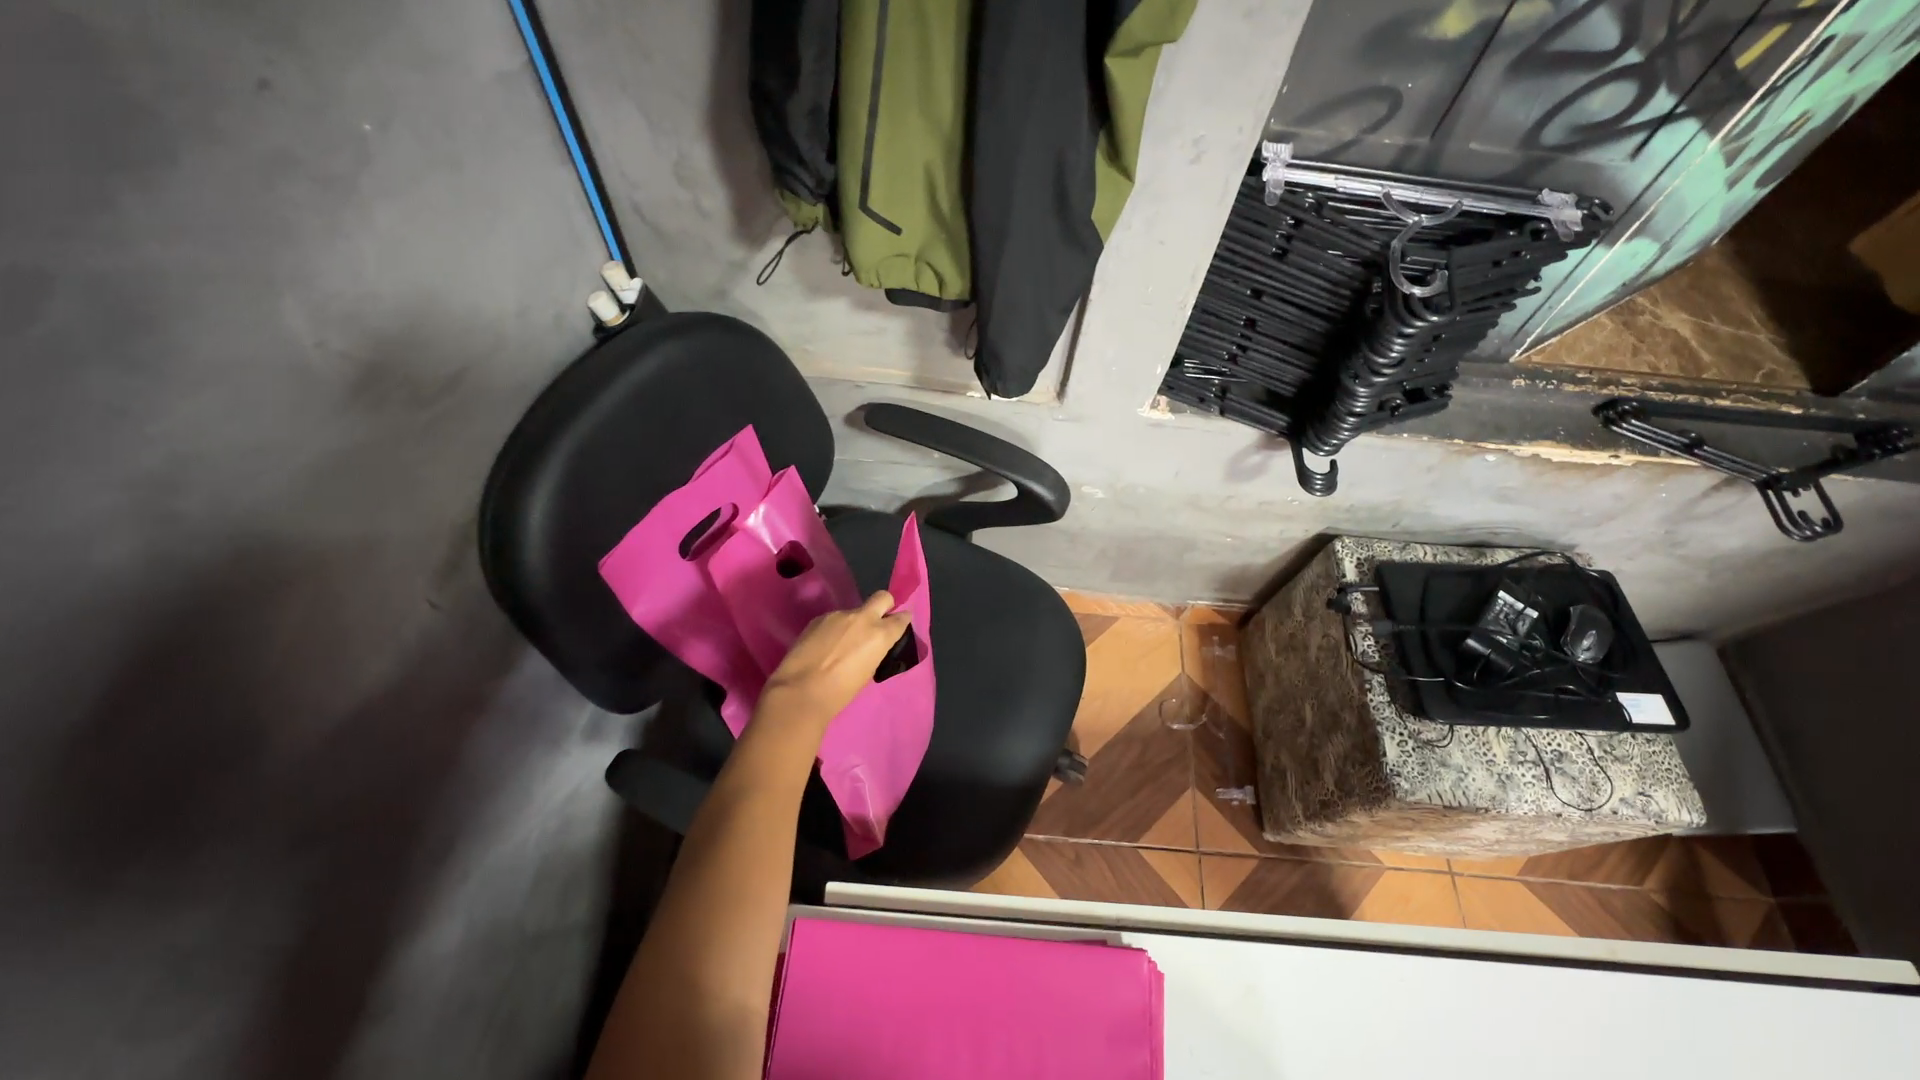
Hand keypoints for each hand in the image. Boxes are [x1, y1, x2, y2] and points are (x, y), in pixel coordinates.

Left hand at [759, 591, 910, 728]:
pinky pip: (834, 620)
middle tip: (877, 623)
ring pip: (854, 612)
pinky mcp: (819, 618)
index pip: (901, 618)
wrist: (801, 690)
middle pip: (882, 597)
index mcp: (880, 635)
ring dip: (853, 623)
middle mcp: (862, 618)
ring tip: (841, 645)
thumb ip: (875, 651)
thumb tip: (872, 644)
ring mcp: (838, 615)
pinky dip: (834, 629)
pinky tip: (824, 646)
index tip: (897, 627)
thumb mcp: (869, 672)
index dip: (901, 621)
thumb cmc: (840, 692)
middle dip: (884, 606)